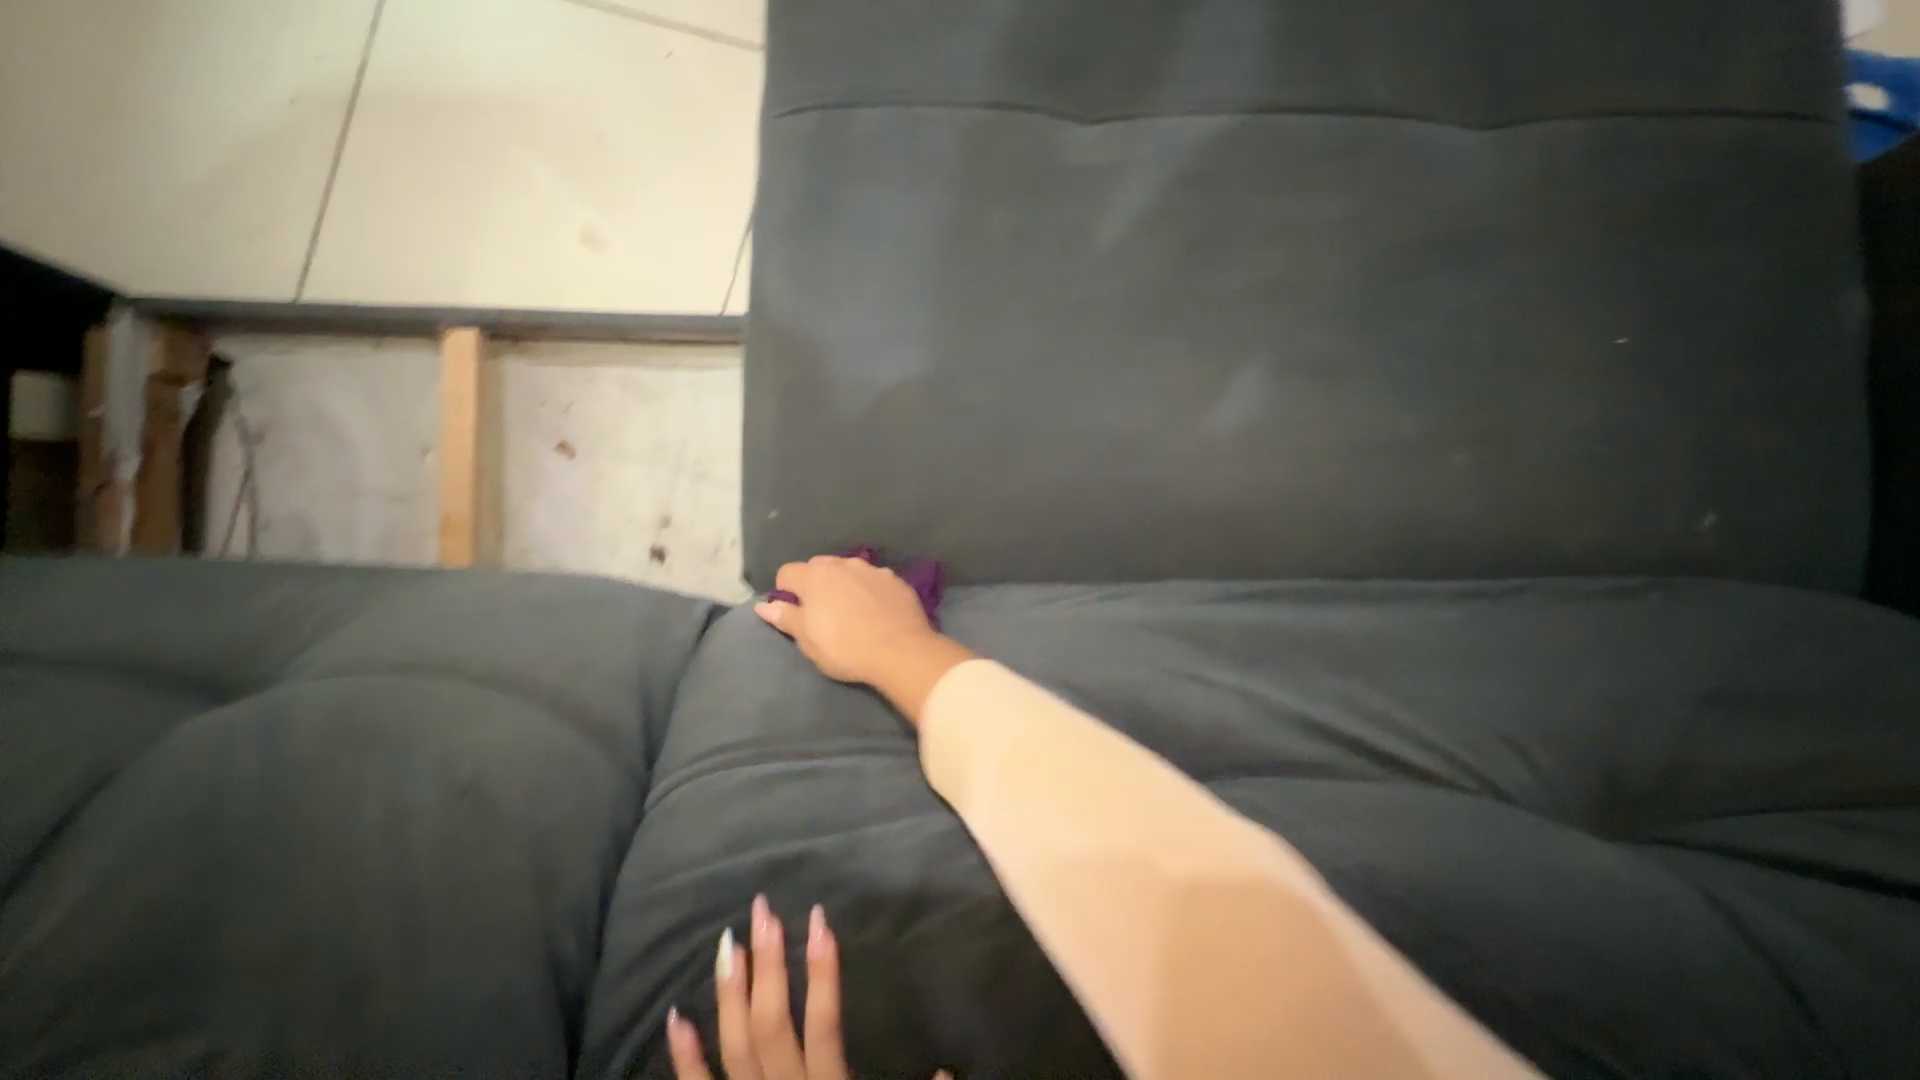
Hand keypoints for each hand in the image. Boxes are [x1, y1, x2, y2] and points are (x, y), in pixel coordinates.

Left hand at [666, 895, 950, 1079]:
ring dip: (729, 993)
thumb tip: (950, 1069)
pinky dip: (684, 1055)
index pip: (824, 1026)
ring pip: (734, 1047)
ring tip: (728, 941)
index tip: (820, 921)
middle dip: (768, 965)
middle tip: (763, 910)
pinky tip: (677, 1013)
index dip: (822, 973)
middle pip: (771, 1025)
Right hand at [757, 557, 940, 685]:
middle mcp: (843, 565)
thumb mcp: (808, 640)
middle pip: (818, 566)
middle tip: (820, 613)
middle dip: (814, 584)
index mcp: (815, 576)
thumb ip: (785, 618)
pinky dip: (869, 590)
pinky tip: (876, 611)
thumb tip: (763, 605)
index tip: (793, 613)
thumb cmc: (846, 648)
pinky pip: (874, 580)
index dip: (785, 592)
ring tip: (849, 610)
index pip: (787, 572)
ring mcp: (873, 570)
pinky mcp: (897, 581)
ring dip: (843, 584)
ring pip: (849, 570)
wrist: (902, 652)